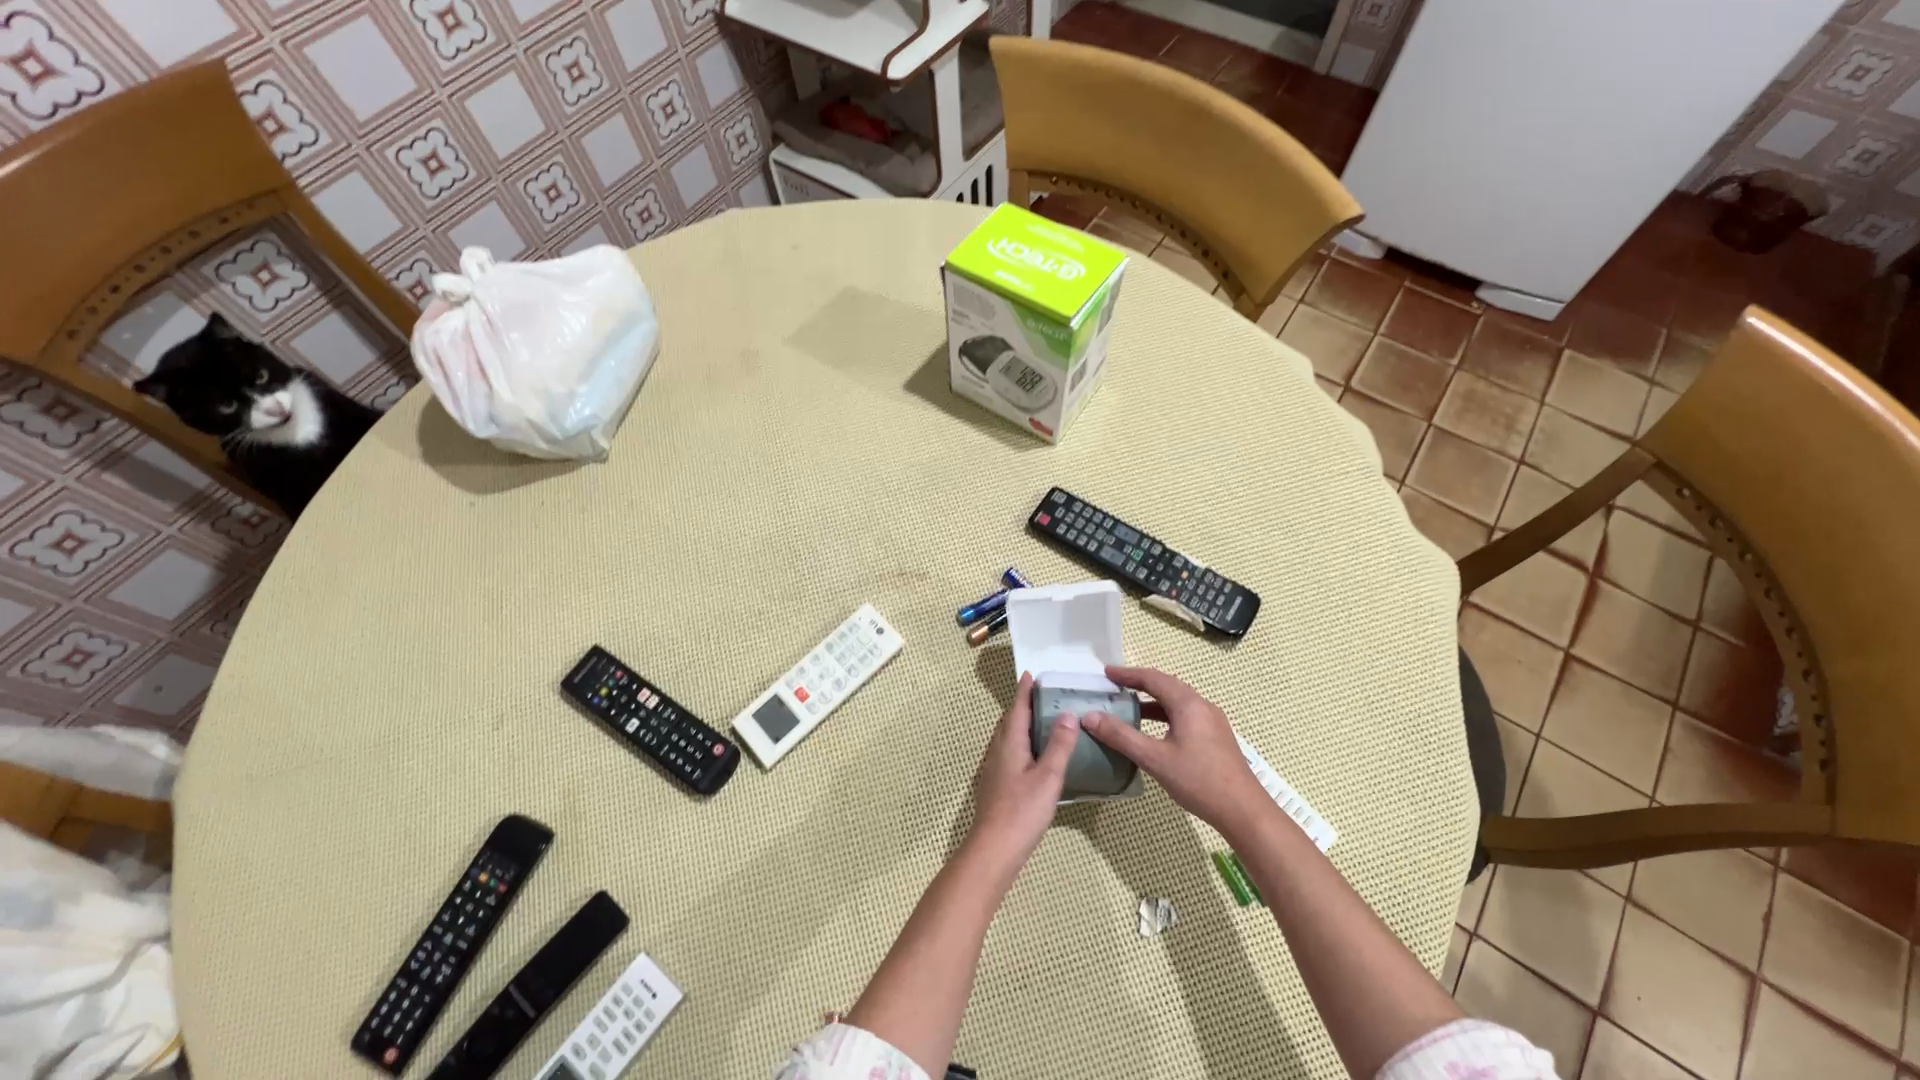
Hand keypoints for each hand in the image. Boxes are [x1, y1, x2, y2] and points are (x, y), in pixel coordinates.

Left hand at [968, 673, 1079, 864]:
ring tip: (1040, 723)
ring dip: (1021, 726)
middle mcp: (997, 752)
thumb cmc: (1023, 810)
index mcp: (1009, 744)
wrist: (994, 848)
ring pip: (1007, 739)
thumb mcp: (1048, 777)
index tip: (1031, 674)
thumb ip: (1059, 745)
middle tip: (1042, 696)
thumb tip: (1068, 714)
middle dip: (1023, 706)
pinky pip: (1008, 754)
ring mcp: (993, 770)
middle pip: (1009, 722)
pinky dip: (1020, 745)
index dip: (1024, 692)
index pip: (1017, 709)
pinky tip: (1033, 757)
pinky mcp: (995, 786)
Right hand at [1081, 666, 1271, 840]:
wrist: (1243, 809)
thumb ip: (1121, 736)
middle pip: (1167, 686)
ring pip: (1177, 702)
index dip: (1128, 674)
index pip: (1153, 678)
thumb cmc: (1198, 780)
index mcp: (1188, 704)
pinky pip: (1186, 715)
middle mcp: (1202, 706)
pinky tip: (1154, 732)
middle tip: (1115, 687)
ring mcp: (1212, 721)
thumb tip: (1089, 717)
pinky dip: (1165, 715)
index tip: (1106, 674)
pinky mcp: (1216, 736)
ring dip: (1152, 701)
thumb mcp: (1154, 758)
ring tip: (1128, 708)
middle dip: (1140, 684)